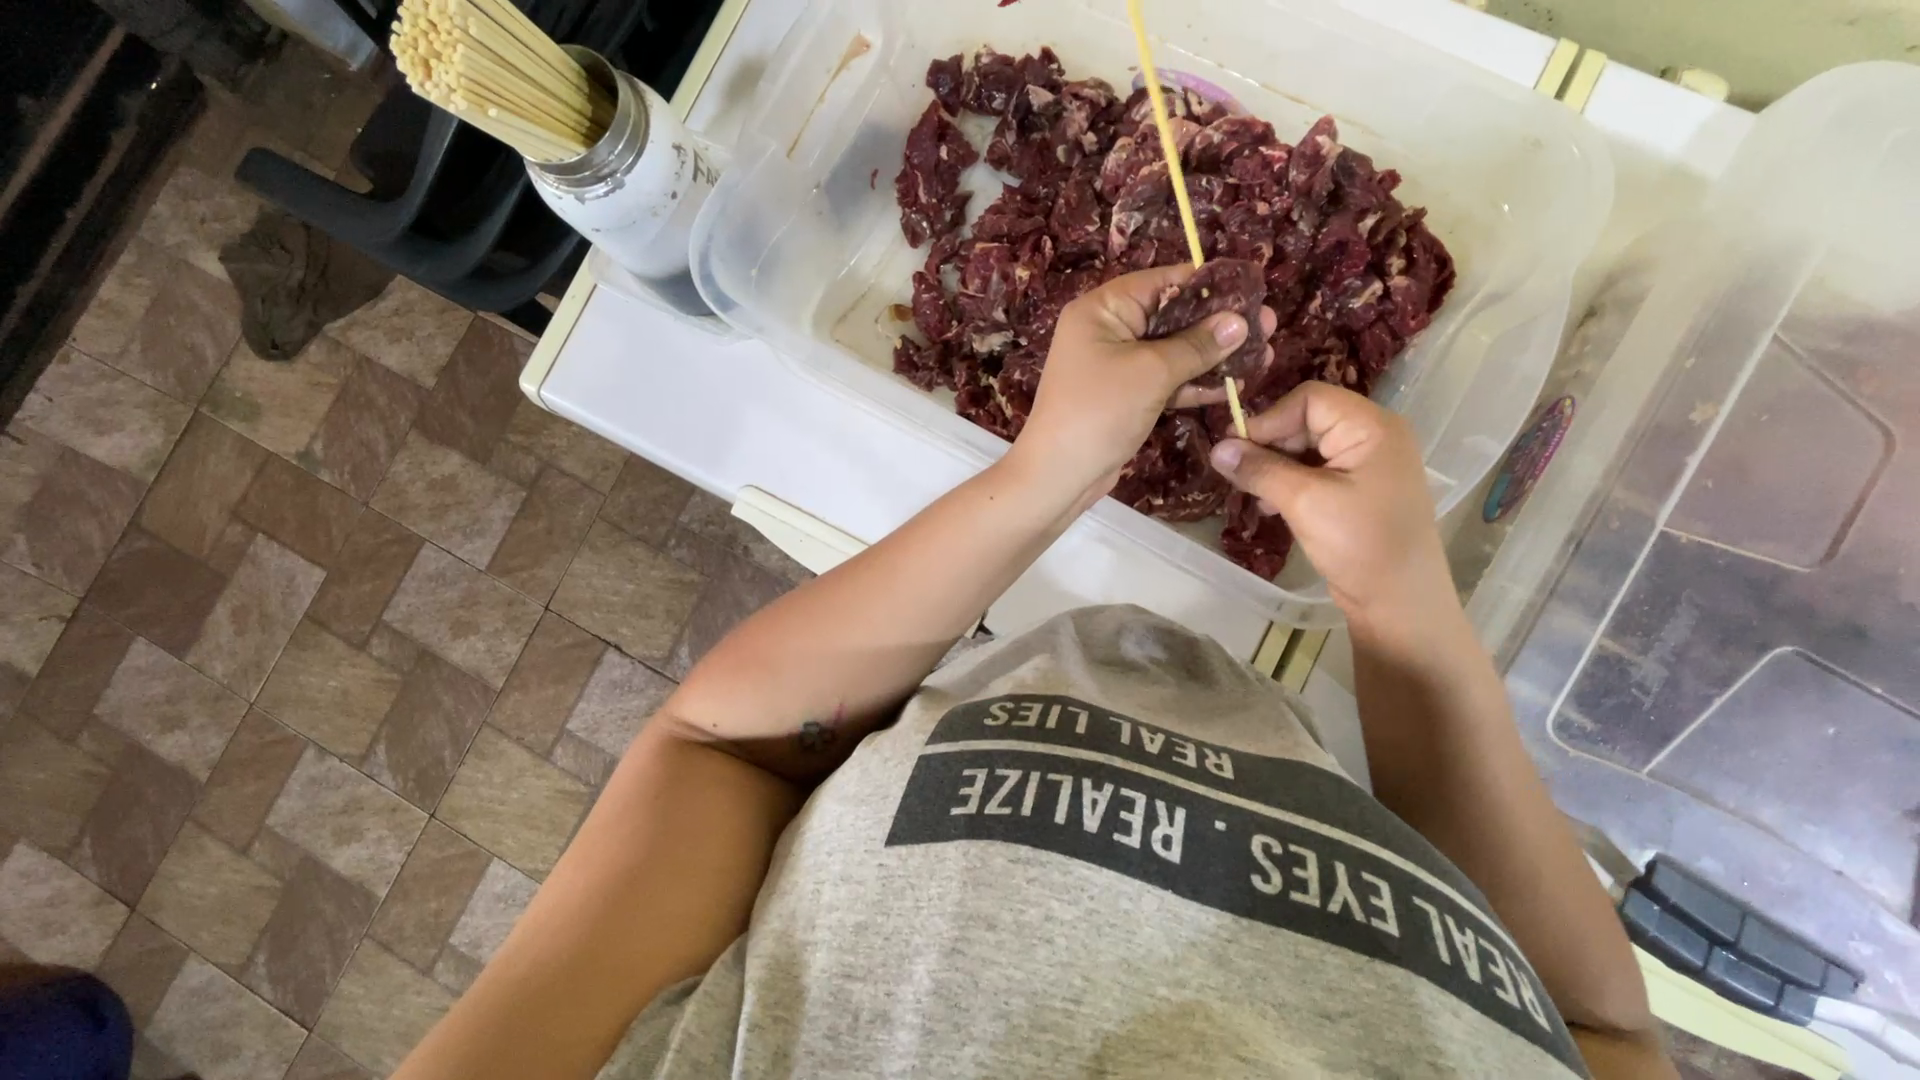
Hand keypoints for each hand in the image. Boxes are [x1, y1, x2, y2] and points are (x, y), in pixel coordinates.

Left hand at [1009, 264, 1276, 499]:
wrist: (1059, 475)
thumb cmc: (1099, 412)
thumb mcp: (1152, 372)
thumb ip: (1197, 345)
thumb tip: (1240, 320)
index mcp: (1102, 309)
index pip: (1162, 282)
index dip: (1207, 284)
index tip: (1252, 288)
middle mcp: (1106, 330)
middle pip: (1170, 316)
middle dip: (1217, 324)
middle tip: (1268, 325)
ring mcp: (1115, 366)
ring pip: (1172, 351)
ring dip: (1213, 356)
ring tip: (1263, 354)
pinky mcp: (1124, 396)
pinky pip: (1165, 380)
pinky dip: (1194, 383)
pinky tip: (1233, 385)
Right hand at [1207, 382, 1454, 625]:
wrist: (1400, 600)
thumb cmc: (1359, 543)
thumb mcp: (1304, 502)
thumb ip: (1259, 470)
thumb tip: (1217, 449)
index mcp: (1371, 427)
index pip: (1309, 399)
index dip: (1269, 419)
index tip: (1235, 449)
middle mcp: (1373, 436)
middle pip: (1307, 420)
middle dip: (1270, 444)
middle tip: (1240, 474)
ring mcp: (1367, 464)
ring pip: (1307, 447)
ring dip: (1275, 466)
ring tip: (1254, 495)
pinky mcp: (1358, 490)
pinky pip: (1316, 471)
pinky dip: (1289, 482)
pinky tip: (1271, 506)